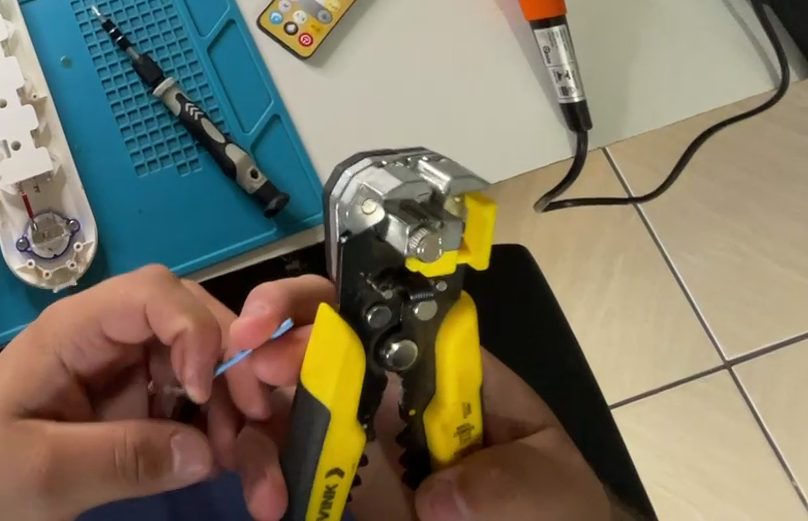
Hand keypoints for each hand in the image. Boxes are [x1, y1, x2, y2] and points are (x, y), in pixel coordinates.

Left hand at [0, 265, 273, 520]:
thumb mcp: (40, 472)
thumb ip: (120, 459)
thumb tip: (207, 450)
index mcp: (76, 328)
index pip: (149, 294)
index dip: (191, 326)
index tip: (208, 391)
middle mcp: (108, 338)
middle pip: (187, 319)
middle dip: (231, 361)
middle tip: (259, 423)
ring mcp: (126, 372)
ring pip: (202, 363)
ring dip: (238, 406)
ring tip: (256, 470)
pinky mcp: (136, 409)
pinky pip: (194, 406)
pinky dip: (226, 433)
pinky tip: (242, 471)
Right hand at [227, 276, 613, 520]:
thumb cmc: (559, 511)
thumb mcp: (555, 492)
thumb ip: (509, 486)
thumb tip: (435, 499)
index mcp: (427, 363)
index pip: (362, 308)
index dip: (311, 307)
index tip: (273, 328)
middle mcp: (379, 384)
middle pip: (306, 339)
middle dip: (266, 345)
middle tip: (247, 377)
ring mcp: (354, 432)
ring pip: (281, 398)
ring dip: (254, 420)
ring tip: (260, 478)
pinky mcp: (338, 480)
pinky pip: (285, 462)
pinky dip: (263, 474)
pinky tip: (265, 502)